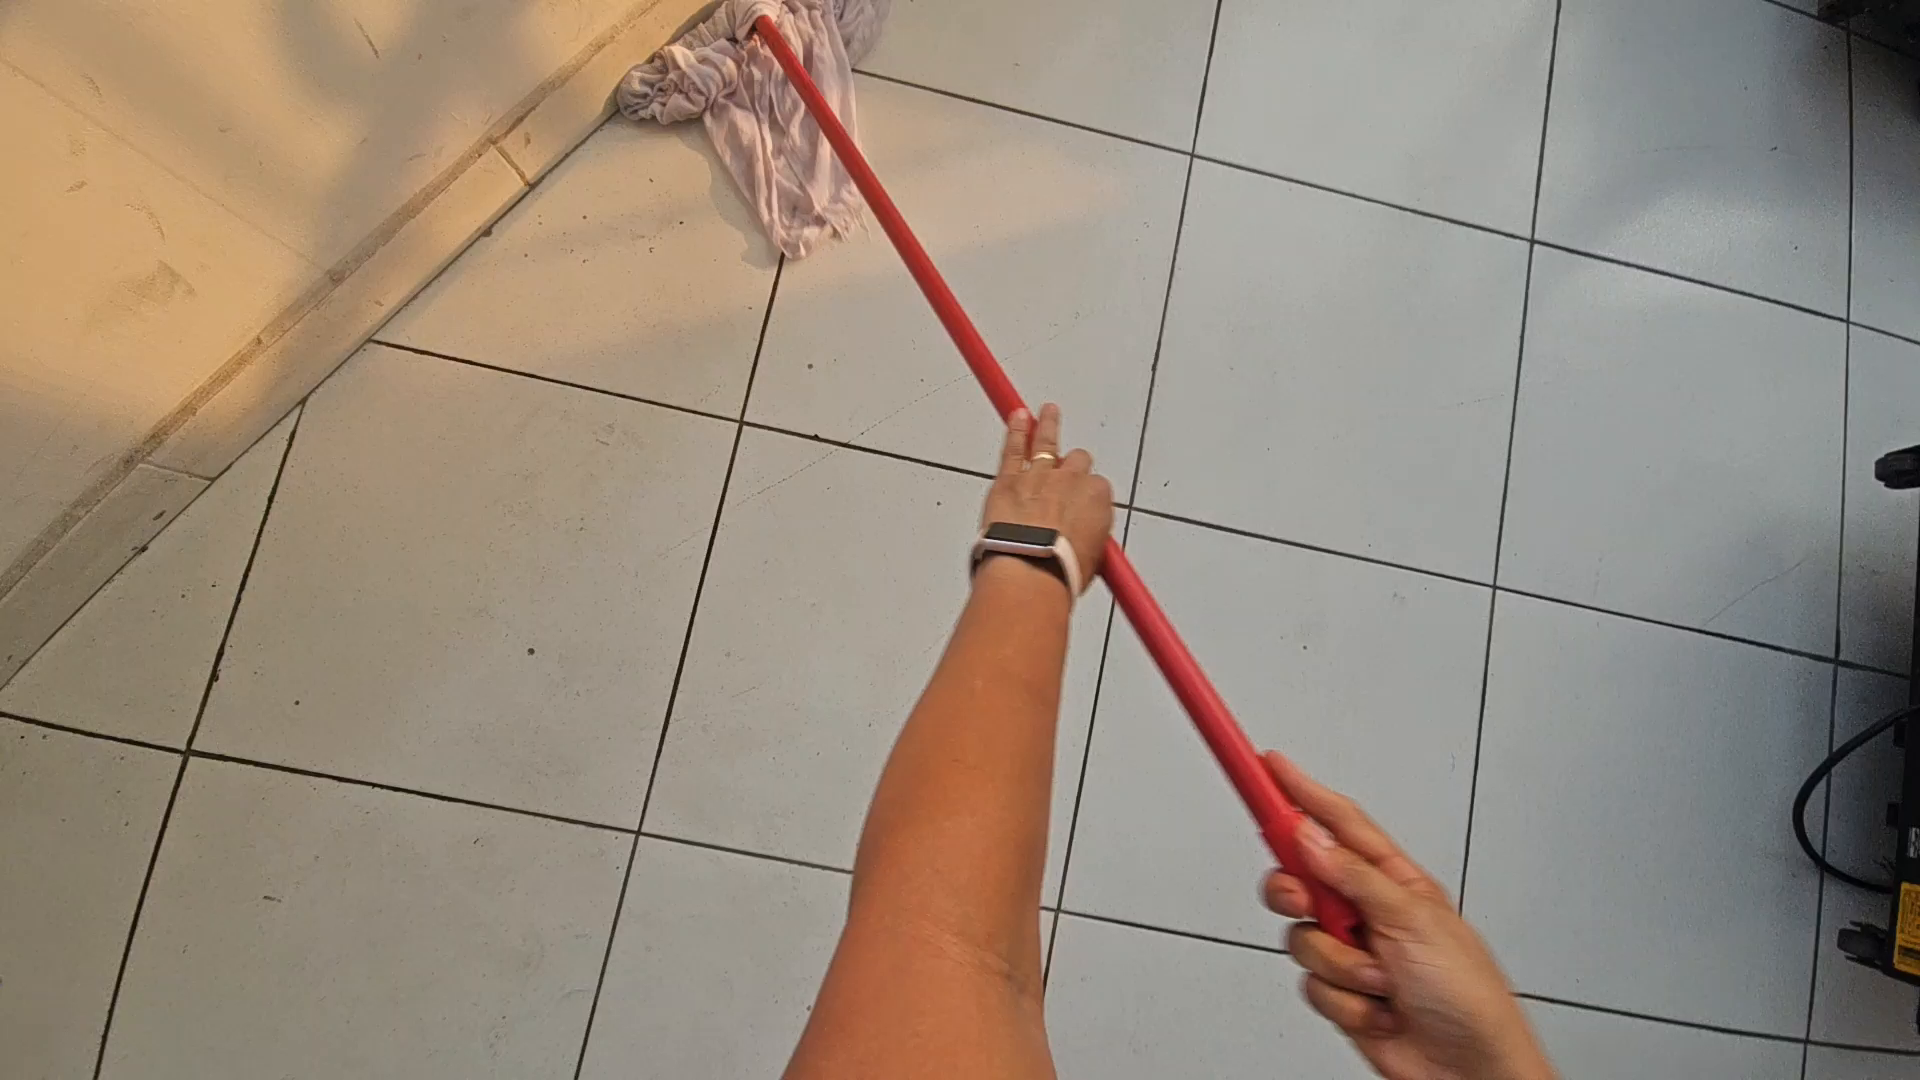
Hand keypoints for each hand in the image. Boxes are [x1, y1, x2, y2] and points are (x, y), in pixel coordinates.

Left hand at [981, 404, 1112, 591]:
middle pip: (1076, 462)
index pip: (1095, 488)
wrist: (1031, 568)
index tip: (1076, 510)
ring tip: (1048, 411)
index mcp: (1097, 499)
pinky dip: (1016, 430)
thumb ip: (1089, 542)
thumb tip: (1082, 547)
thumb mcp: (1093, 562)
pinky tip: (1017, 417)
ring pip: (1047, 443)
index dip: (1083, 498)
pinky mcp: (1010, 478)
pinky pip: (1015, 448)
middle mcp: (1072, 480)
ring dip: (1048, 426)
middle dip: (1071, 468)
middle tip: (1065, 471)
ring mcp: (1039, 475)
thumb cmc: (1062, 571)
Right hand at [1262, 753, 1555, 1079]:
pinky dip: (1343, 1000)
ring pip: (1297, 931)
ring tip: (1378, 979)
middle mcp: (1361, 905)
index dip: (1298, 789)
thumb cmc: (1470, 998)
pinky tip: (1377, 1008)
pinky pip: (1309, 979)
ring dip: (1338, 963)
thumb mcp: (1415, 922)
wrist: (1474, 1079)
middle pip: (1296, 870)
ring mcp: (1347, 946)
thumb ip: (1354, 876)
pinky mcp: (1338, 987)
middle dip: (1295, 889)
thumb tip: (1309, 836)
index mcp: (1388, 877)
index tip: (1266, 765)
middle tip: (1307, 899)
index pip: (1335, 820)